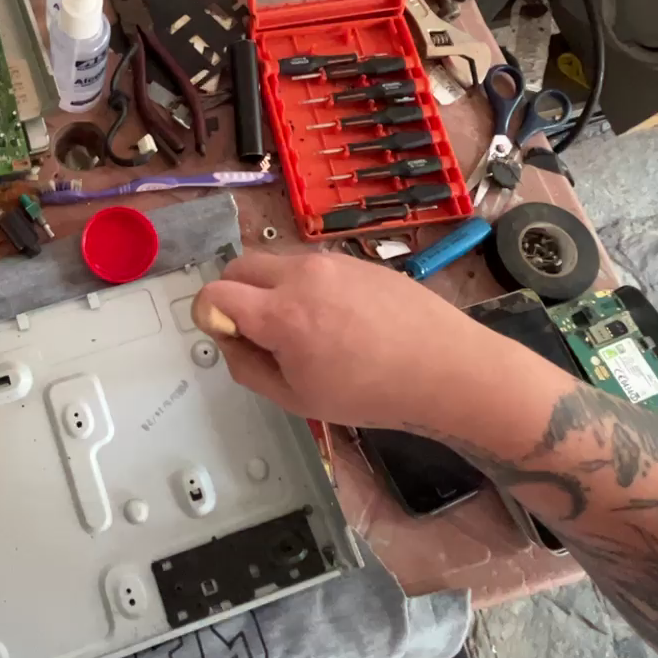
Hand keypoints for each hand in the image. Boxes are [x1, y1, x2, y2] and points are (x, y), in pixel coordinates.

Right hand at [191, 251, 516, 430]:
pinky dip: (301, 284)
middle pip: (238, 266)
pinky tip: (334, 317)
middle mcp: (300, 275)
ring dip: (268, 288)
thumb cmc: (372, 393)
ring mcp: (329, 261)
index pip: (213, 294)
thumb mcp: (297, 398)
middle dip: (233, 294)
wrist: (448, 368)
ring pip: (273, 263)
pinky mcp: (352, 259)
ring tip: (302, 327)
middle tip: (256, 330)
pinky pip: (308, 264)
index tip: (228, 336)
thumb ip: (247, 367)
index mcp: (281, 314)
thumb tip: (229, 340)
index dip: (208, 316)